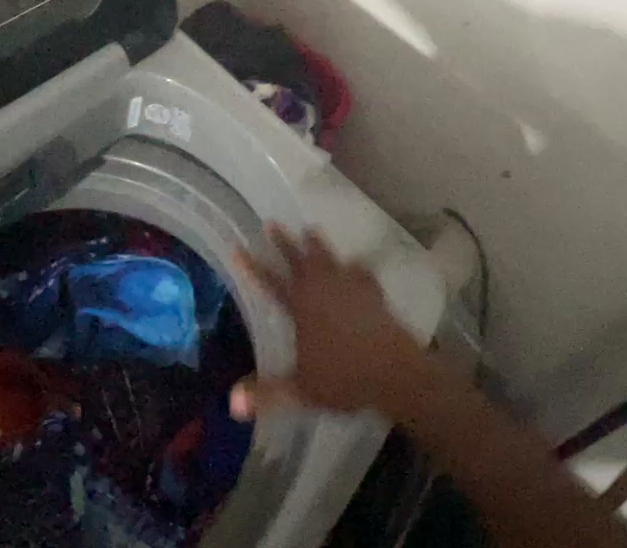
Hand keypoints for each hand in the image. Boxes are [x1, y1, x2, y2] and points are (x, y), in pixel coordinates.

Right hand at [231, 223, 433, 420]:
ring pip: (329, 259)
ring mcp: (350, 289)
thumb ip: (267, 393)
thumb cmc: (344, 379)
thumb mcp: (301, 390)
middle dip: (284, 242)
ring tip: (311, 229)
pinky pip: (362, 274)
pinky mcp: (373, 294)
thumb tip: (232, 403)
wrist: (394, 372)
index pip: (270, 283)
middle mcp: (323, 291)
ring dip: (318, 245)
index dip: (252, 266)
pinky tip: (356, 263)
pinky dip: (357, 267)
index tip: (238, 247)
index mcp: (301, 308)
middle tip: (272, 223)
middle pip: (298, 261)